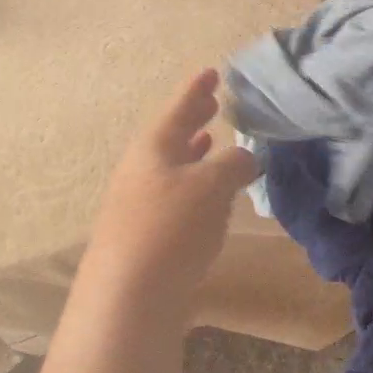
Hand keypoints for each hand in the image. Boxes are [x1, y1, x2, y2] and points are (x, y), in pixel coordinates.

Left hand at [83, 69, 258, 301]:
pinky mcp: (146, 239)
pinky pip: (175, 197)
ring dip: (194, 155)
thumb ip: (234, 163)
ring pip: (172, 168)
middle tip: (212, 103)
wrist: (128, 301)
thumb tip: (244, 158)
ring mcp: (139, 207)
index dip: (196, 90)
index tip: (211, 71)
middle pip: (170, 138)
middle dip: (193, 121)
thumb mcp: (212, 185)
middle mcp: (141, 173)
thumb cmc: (170, 228)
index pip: (178, 110)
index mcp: (152, 150)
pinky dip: (195, 186)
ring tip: (212, 142)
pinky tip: (211, 197)